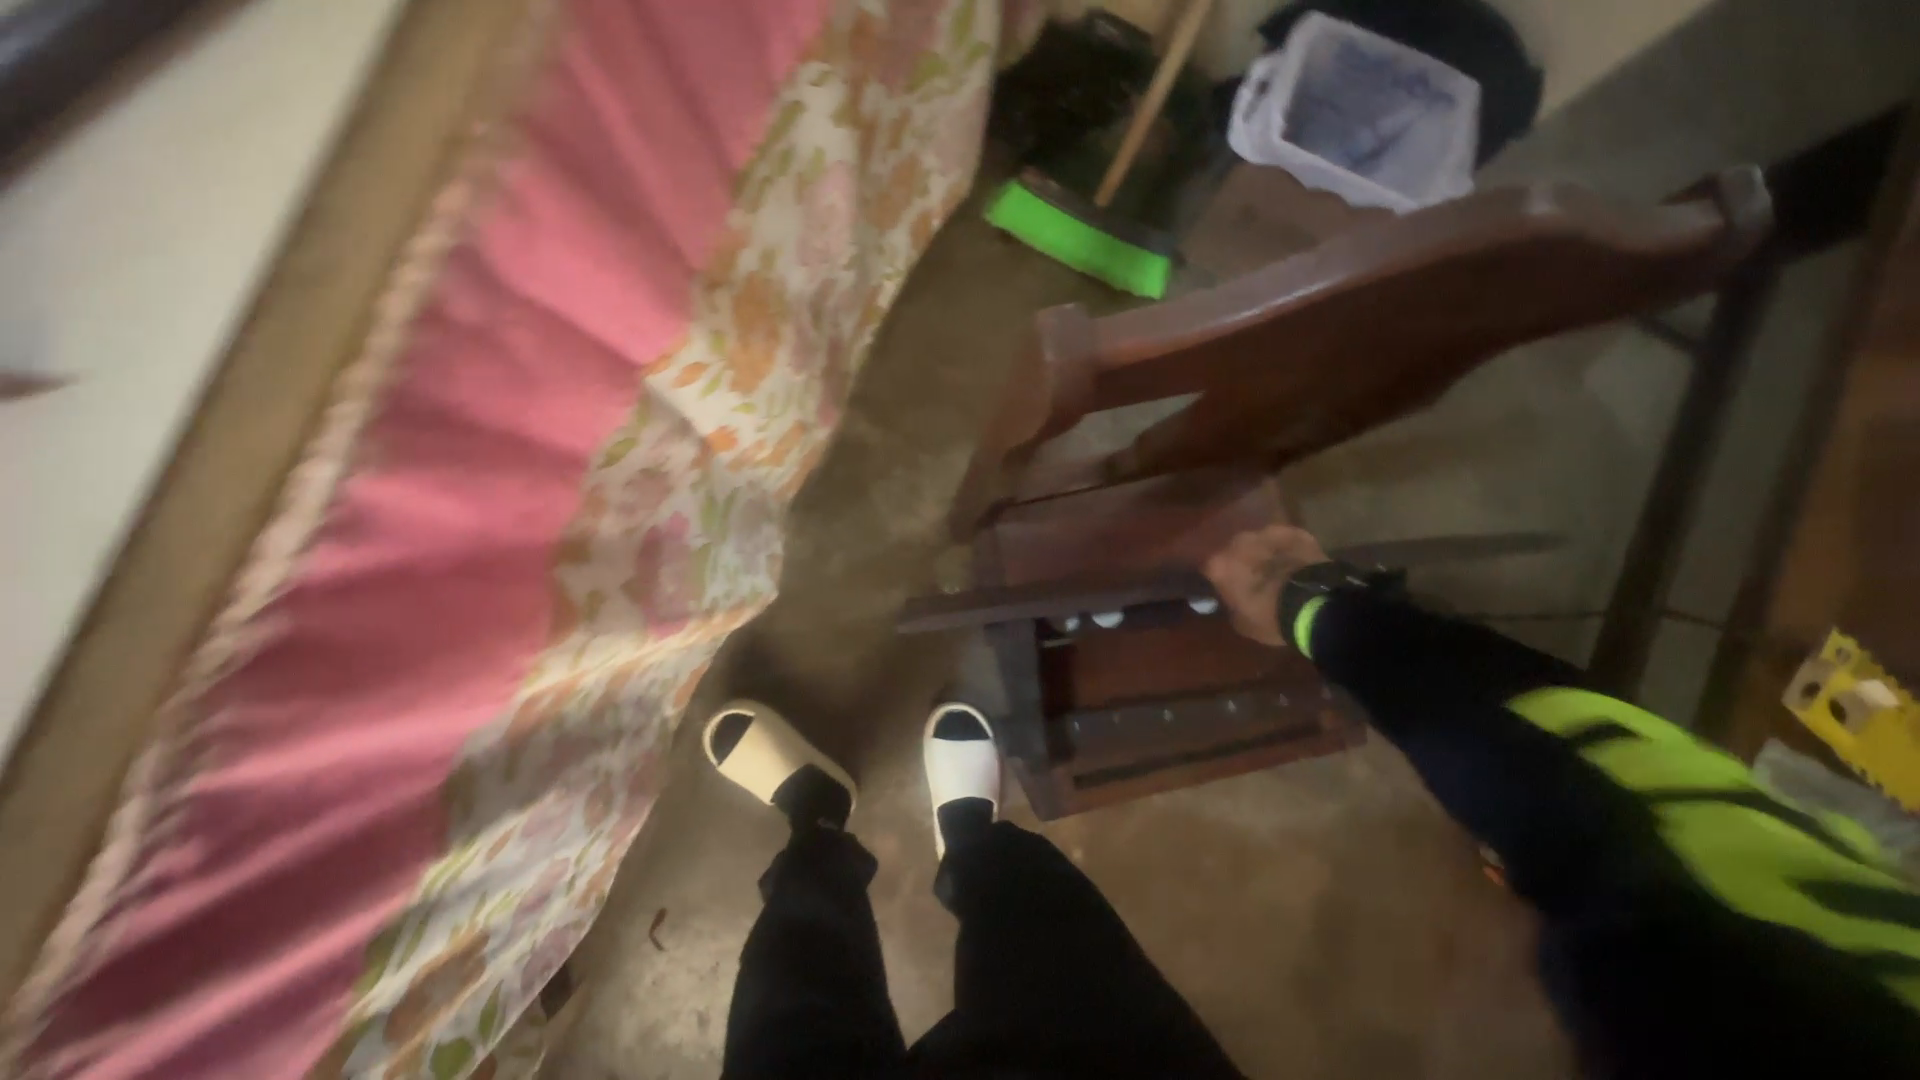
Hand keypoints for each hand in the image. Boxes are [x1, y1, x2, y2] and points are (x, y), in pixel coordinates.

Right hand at [1202, 525, 1329, 646]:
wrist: (1313, 603)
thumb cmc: (1269, 617)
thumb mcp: (1240, 622)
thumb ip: (1230, 604)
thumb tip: (1230, 599)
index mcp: (1218, 565)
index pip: (1209, 569)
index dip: (1218, 579)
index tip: (1224, 587)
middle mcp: (1237, 542)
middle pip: (1233, 549)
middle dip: (1240, 560)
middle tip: (1251, 575)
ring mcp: (1266, 533)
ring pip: (1259, 541)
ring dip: (1263, 551)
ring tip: (1275, 565)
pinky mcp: (1293, 531)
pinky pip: (1284, 540)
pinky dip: (1286, 548)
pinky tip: (1294, 559)